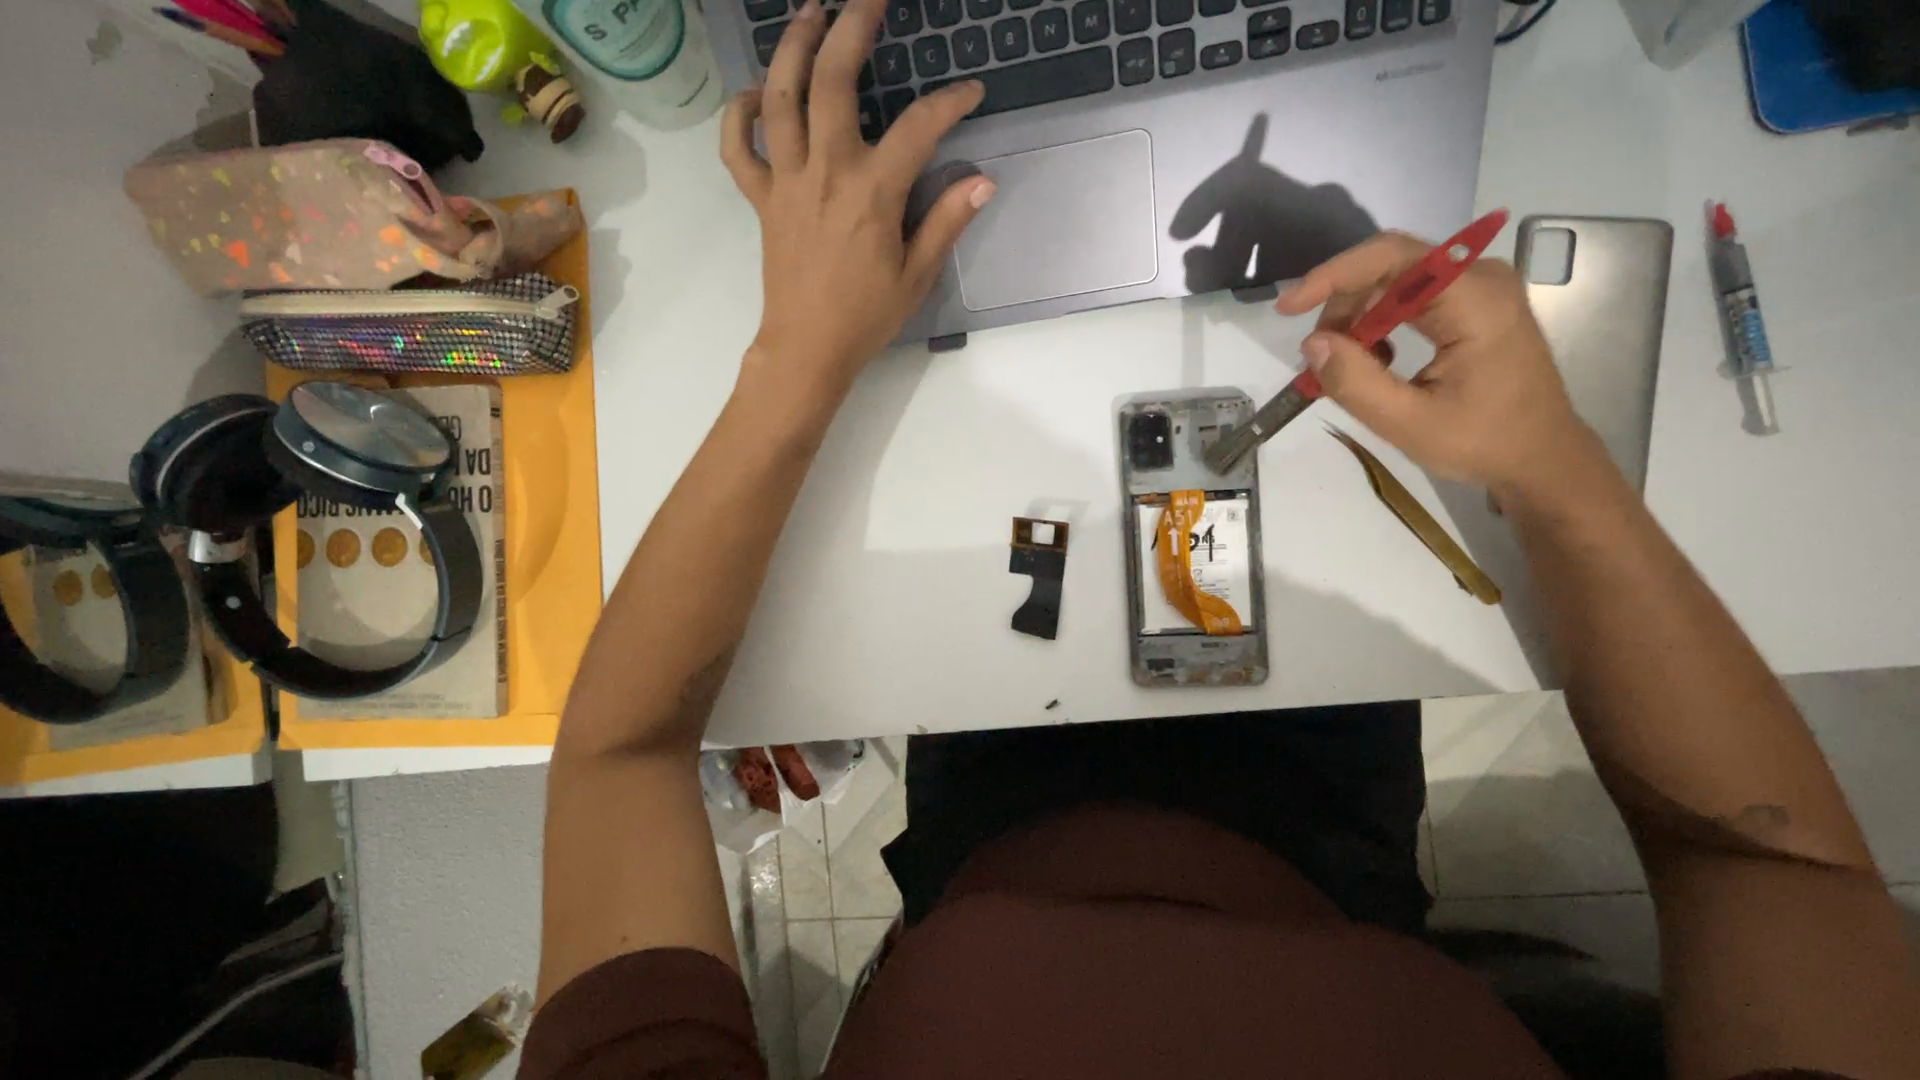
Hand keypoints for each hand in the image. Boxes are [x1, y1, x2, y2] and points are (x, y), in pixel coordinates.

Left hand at [721, 0, 993, 404]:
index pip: (920, 128)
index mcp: (873, 192)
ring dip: (794, 47)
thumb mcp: (917, 274)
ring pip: (780, 97)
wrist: (807, 348)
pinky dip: (737, 114)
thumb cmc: (866, 317)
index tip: (970, 93)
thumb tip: (982, 182)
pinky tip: (753, 93)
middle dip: (854, 28)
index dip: (950, 103)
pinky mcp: (760, 198)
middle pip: (834, 81)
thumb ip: (946, 221)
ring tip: (810, 12)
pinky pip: (737, 147)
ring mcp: (786, 180)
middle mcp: (826, 171)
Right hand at [1275, 231, 1601, 497]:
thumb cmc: (1483, 442)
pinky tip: (1373, 359)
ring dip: (1357, 317)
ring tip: (1342, 363)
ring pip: (1395, 279)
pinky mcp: (1473, 302)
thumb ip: (1356, 382)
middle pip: (1389, 265)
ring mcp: (1479, 287)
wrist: (1541, 456)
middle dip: (1342, 304)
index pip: (1392, 257)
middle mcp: (1480, 278)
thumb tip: (1311, 344)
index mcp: (1475, 301)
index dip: (1333, 276)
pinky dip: (1378, 322)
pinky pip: (1411, 294)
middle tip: (1317, 355)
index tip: (1288, 308)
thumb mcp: (1409, 423)